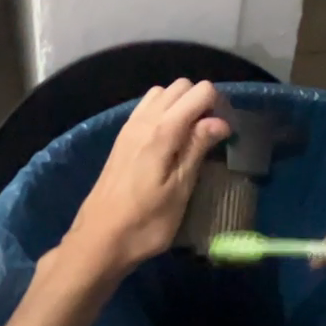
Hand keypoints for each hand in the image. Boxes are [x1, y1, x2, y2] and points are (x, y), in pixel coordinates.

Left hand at [62, 79, 231, 276]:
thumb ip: (197, 148)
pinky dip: (163, 112)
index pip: (199, 92)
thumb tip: (219, 120)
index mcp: (161, 131)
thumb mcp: (179, 190)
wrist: (100, 239)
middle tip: (212, 135)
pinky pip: (146, 108)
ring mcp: (129, 127)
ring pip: (161, 93)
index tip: (225, 133)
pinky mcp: (122, 138)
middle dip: (200, 101)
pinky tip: (170, 141)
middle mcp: (143, 120)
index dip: (218, 106)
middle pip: (180, 86)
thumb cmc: (146, 222)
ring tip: (192, 137)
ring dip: (180, 105)